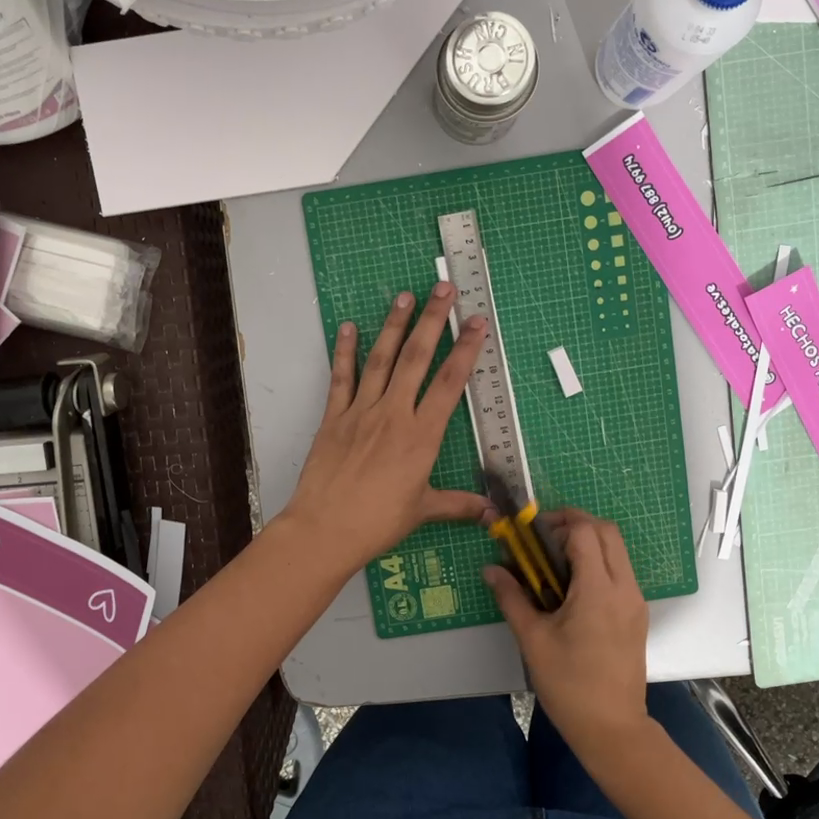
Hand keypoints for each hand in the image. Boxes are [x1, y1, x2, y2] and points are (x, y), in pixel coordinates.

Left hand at [278, 282, 491, 577]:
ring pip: (381, 359)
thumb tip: (492, 514)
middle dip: (432, 320)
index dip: (466, 350)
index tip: (477, 322)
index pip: (450, 383)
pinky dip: (344, 351)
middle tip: (443, 289)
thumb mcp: (423, 511)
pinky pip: (341, 378)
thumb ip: (458, 505)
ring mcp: (361, 411)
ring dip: (393, 325)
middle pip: (416, 358)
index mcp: (422, 435)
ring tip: (404, 296)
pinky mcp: (334, 417)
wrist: (326, 528)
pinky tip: (347, 327)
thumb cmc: (379, 522)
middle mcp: (394, 414)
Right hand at [485, 510, 650, 754]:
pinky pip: (620, 572)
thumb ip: (512, 598)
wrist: (612, 728)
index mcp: (598, 589)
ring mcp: (635, 601)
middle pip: (607, 532)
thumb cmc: (569, 684)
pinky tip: (571, 589)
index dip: (558, 522)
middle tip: (544, 539)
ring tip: (555, 564)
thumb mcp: (532, 639)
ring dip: (588, 544)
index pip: (585, 532)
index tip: (532, 534)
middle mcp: (624, 587)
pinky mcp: (637, 615)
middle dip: (576, 524)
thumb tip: (491, 569)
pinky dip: (598, 564)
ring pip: (617, 551)